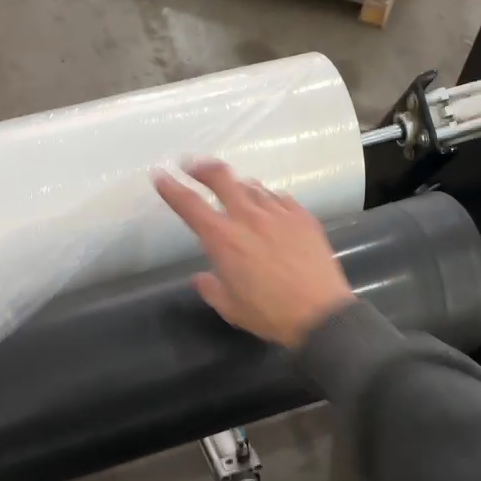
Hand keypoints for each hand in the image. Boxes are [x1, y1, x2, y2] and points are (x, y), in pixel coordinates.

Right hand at [154, 160, 354, 348]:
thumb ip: (211, 289)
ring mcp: (278, 213)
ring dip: (237, 184)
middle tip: (193, 165)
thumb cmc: (270, 315)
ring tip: (234, 189)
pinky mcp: (302, 216)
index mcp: (223, 239)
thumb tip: (201, 277)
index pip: (189, 205)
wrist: (320, 314)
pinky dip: (267, 198)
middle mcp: (248, 217)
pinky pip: (279, 197)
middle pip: (221, 177)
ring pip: (252, 185)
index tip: (160, 175)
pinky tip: (268, 206)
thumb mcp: (231, 308)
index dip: (171, 187)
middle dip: (202, 167)